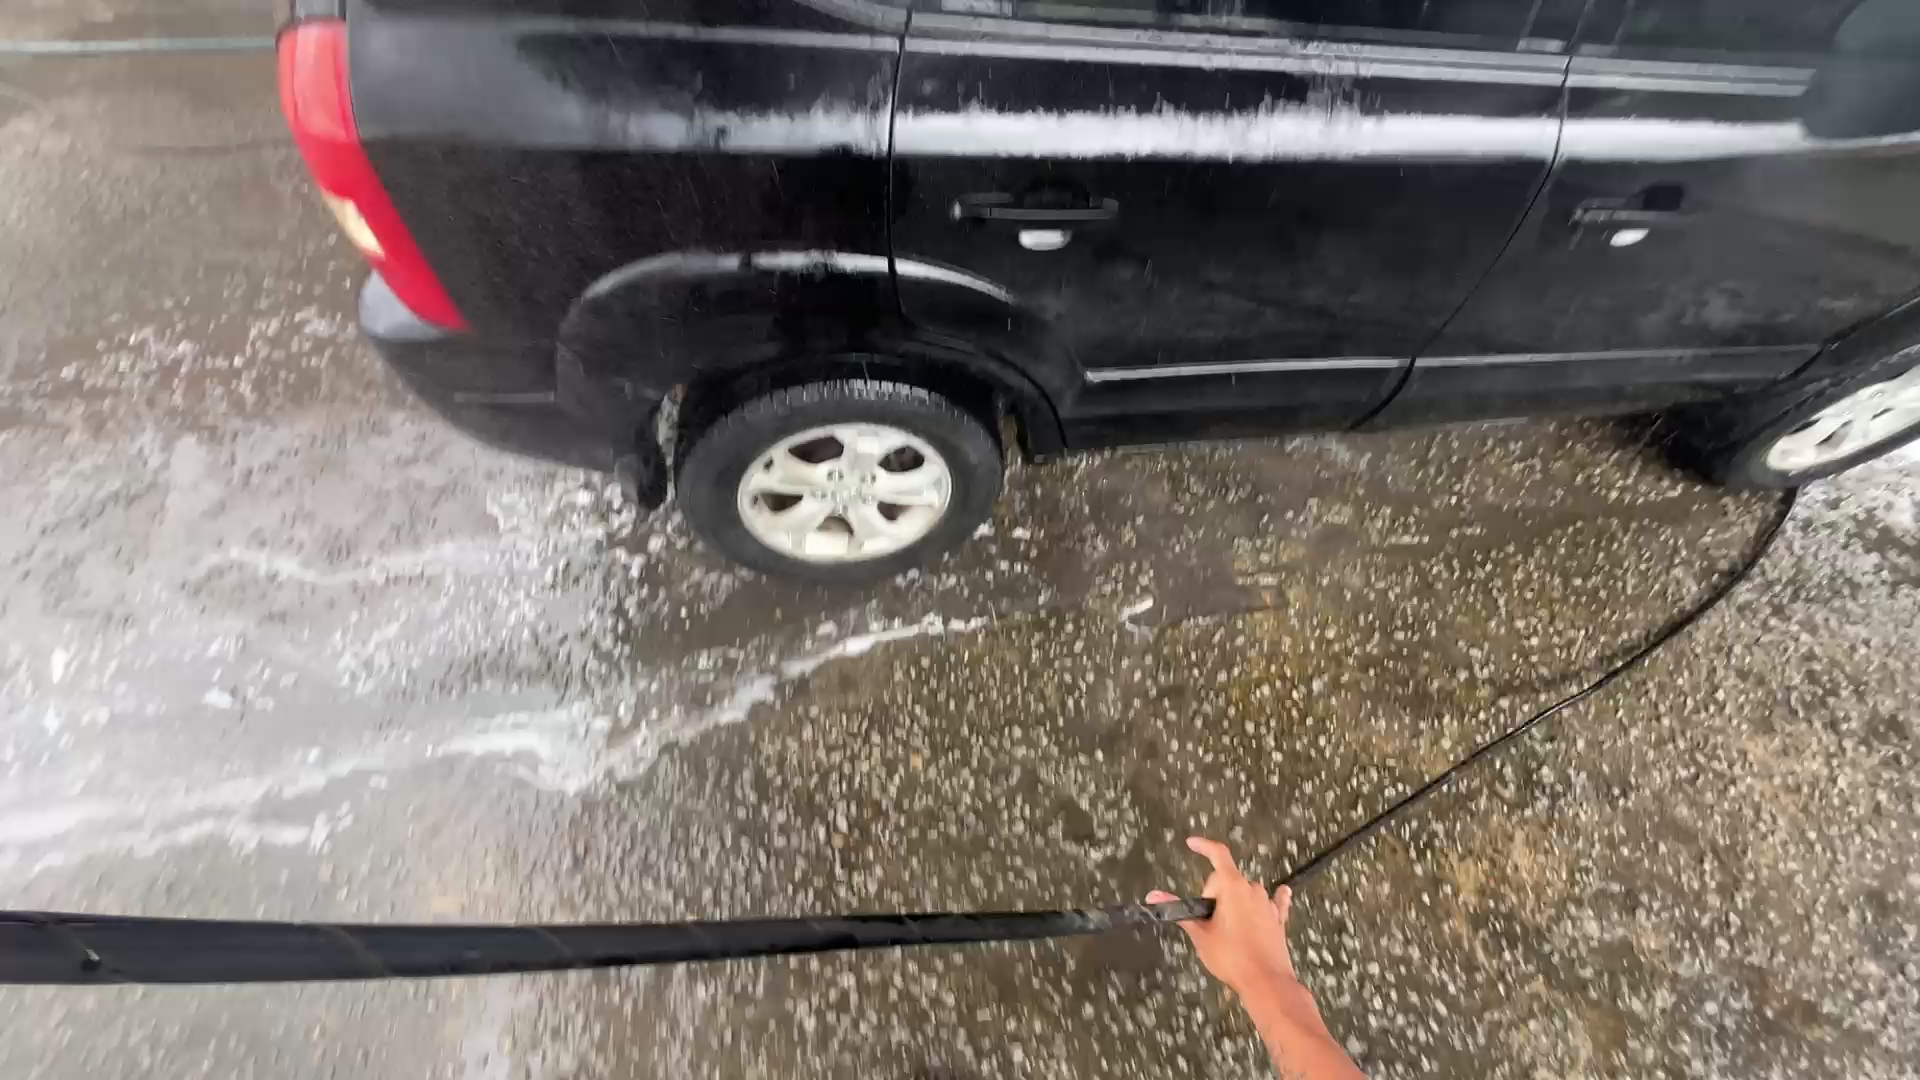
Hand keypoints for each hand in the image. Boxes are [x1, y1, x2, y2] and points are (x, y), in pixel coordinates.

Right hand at [1146, 836, 1298, 1000]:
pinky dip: (1276, 897)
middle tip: (1208, 919)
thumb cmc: (1230, 957)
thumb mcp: (1200, 934)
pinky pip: (1276, 902)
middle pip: (1227, 879)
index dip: (1203, 846)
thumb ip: (1179, 910)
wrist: (1267, 984)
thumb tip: (1153, 895)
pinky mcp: (1279, 921)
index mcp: (1233, 886)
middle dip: (1214, 893)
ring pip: (1247, 891)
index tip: (1191, 844)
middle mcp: (1252, 889)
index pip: (1218, 854)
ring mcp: (1268, 904)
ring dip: (1235, 899)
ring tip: (1228, 926)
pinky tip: (1284, 891)